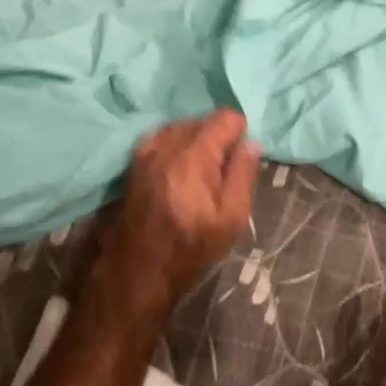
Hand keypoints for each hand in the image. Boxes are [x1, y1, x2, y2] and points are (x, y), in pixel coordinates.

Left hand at [106, 109, 260, 312]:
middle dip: (218, 136)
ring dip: (195, 140)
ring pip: (180, 126)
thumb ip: (243, 175)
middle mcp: (167, 145)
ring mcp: (146, 151)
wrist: (138, 268)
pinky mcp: (134, 162)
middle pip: (201, 119)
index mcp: (194, 157)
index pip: (225, 117)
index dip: (240, 132)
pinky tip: (178, 169)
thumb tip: (251, 143)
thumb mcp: (231, 219)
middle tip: (223, 170)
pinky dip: (175, 144)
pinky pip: (161, 137)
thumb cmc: (190, 248)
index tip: (241, 158)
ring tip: (201, 172)